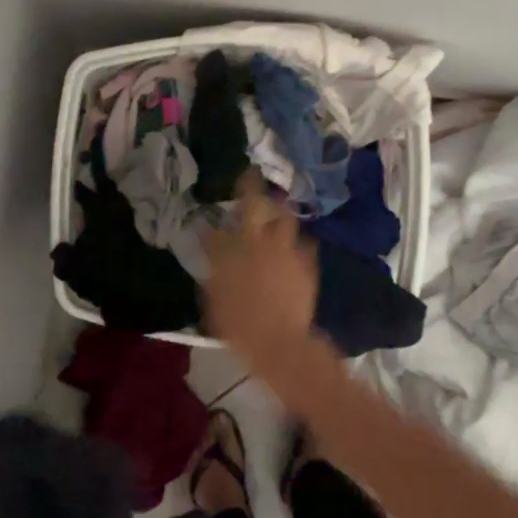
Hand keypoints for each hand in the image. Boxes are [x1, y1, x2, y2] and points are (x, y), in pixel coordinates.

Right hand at [202, 174, 320, 367]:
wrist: (279, 342)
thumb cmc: (239, 325)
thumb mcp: (214, 297)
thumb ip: (213, 265)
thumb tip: (209, 241)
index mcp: (234, 248)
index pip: (221, 220)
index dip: (221, 205)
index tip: (222, 192)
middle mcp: (260, 242)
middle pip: (256, 204)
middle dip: (252, 186)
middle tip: (252, 174)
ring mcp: (287, 250)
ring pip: (285, 217)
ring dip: (280, 208)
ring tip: (280, 203)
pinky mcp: (307, 263)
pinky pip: (305, 242)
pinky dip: (299, 239)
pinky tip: (297, 242)